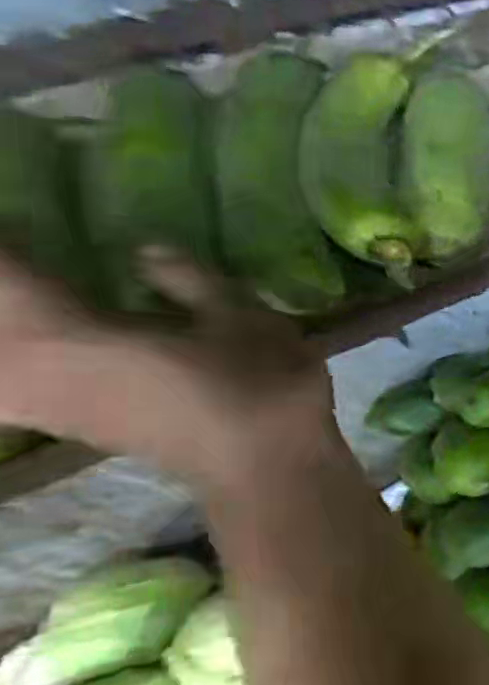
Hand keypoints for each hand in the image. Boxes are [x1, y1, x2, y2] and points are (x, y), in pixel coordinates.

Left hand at [0, 249, 338, 489]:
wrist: (266, 465)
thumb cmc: (263, 389)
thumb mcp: (250, 325)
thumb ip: (194, 284)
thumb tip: (145, 252)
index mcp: (67, 331)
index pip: (3, 269)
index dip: (11, 240)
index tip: (28, 220)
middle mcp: (26, 361)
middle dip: (13, 284)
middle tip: (37, 263)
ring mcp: (33, 396)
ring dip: (13, 325)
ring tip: (41, 303)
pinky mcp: (52, 418)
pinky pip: (4, 383)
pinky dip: (16, 356)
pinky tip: (36, 349)